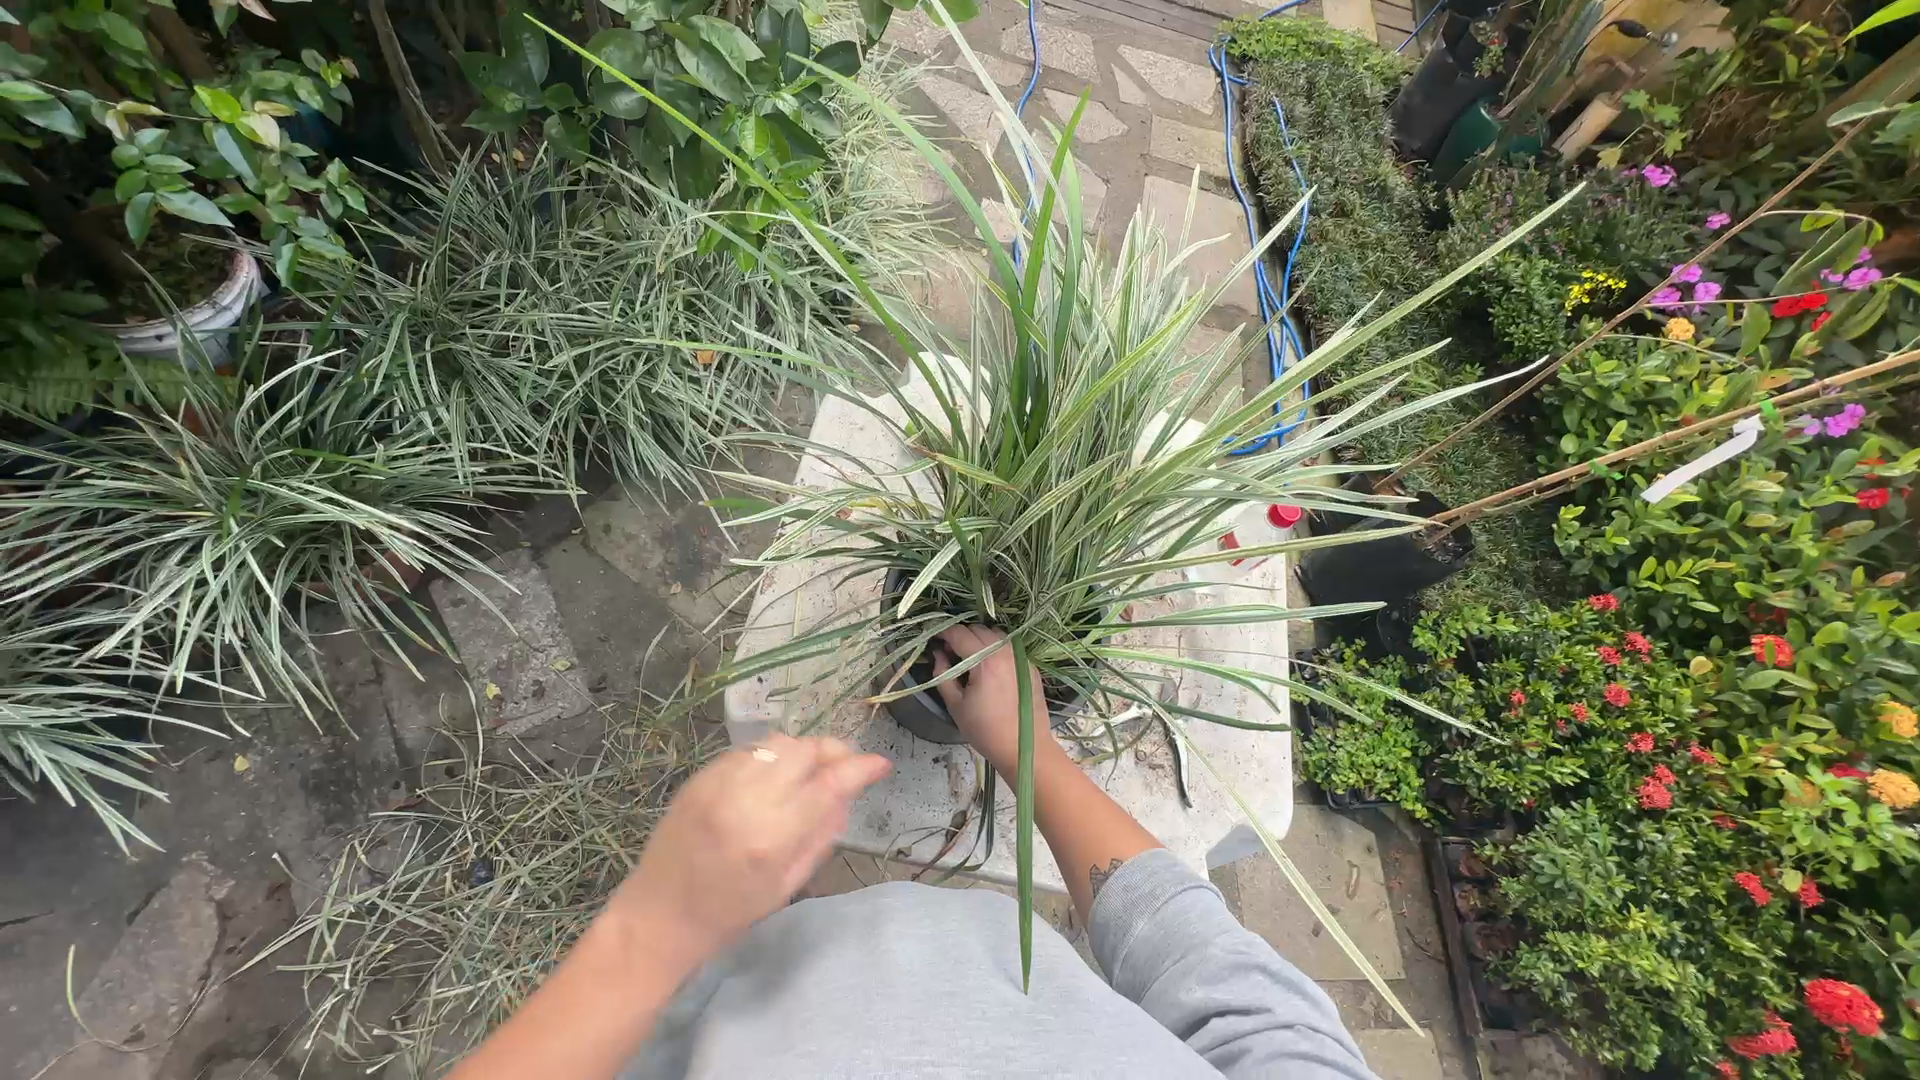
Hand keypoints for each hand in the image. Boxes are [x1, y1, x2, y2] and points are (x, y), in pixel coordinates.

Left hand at [604, 735, 891, 968]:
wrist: (657, 919)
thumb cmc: (728, 914)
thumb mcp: (787, 885)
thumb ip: (822, 836)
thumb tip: (847, 796)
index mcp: (771, 837)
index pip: (829, 785)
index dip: (861, 768)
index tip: (881, 765)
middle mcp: (746, 800)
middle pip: (805, 749)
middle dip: (832, 752)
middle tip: (843, 768)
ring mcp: (718, 783)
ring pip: (777, 742)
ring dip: (802, 752)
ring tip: (807, 773)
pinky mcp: (700, 777)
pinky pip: (748, 750)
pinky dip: (770, 757)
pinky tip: (772, 778)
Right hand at [932, 625, 1057, 777]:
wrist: (1024, 747)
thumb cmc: (985, 730)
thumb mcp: (955, 705)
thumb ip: (942, 674)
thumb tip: (938, 653)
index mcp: (984, 661)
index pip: (959, 633)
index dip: (943, 633)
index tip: (934, 639)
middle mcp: (1005, 652)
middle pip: (977, 629)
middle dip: (960, 635)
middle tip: (949, 651)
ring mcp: (1020, 657)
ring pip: (995, 634)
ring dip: (979, 638)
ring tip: (970, 657)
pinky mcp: (1030, 665)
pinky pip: (1009, 646)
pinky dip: (995, 648)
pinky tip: (989, 666)